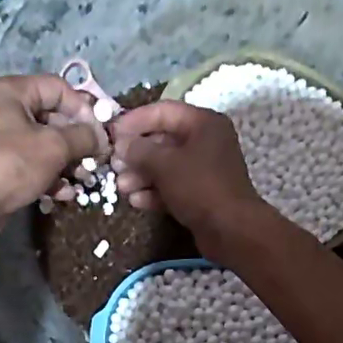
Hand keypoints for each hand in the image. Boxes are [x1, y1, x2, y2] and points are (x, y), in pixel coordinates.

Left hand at [0, 75, 107, 223]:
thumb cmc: (12, 165)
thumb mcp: (53, 147)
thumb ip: (83, 137)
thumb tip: (102, 138)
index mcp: (14, 92)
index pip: (59, 88)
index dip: (83, 108)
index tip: (100, 133)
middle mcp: (8, 110)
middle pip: (54, 118)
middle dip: (78, 141)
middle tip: (96, 160)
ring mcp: (5, 140)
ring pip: (47, 145)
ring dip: (69, 163)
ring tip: (84, 180)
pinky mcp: (6, 166)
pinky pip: (36, 165)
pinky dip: (52, 177)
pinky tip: (65, 193)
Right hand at [112, 101, 269, 237]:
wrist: (231, 230)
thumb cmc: (200, 187)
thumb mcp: (165, 164)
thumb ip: (140, 151)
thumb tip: (122, 145)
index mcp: (203, 123)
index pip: (164, 111)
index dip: (135, 120)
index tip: (112, 132)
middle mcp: (205, 143)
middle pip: (163, 141)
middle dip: (136, 154)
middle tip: (113, 164)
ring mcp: (203, 171)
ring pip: (166, 167)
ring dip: (141, 176)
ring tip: (121, 186)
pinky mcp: (200, 196)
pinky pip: (173, 188)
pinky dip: (154, 193)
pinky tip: (135, 201)